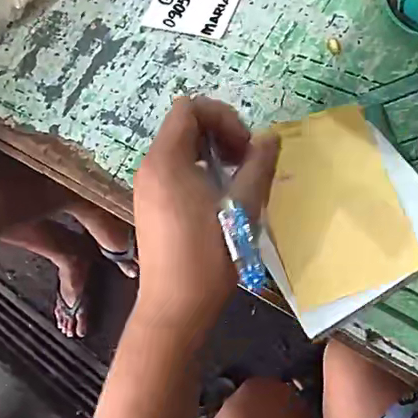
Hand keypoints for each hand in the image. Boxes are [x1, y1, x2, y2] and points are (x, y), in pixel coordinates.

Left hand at [130, 96, 280, 333]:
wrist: (174, 309)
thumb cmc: (208, 257)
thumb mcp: (241, 208)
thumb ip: (258, 166)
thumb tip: (270, 137)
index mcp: (166, 161)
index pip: (189, 108)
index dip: (223, 117)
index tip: (245, 147)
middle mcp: (150, 167)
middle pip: (185, 125)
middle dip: (221, 133)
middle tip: (248, 162)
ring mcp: (147, 187)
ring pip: (182, 149)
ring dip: (214, 154)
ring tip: (239, 182)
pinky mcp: (151, 206)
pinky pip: (176, 170)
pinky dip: (201, 171)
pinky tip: (222, 200)